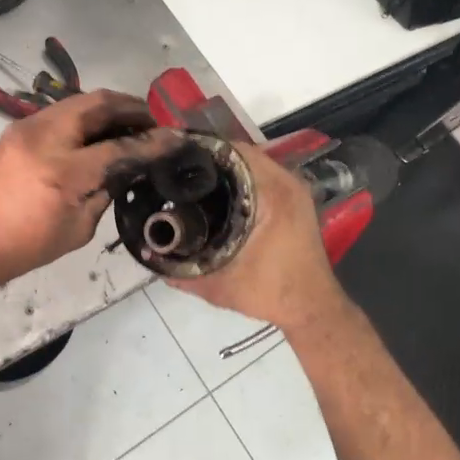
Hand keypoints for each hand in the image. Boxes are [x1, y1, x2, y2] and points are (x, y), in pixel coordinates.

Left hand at [0, 90, 177, 290]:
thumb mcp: (76, 229)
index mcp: (65, 171)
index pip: (122, 147)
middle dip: (132, 108)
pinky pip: (58, 114)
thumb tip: (120, 171)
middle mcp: (46, 137)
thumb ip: (103, 193)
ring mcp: (25, 128)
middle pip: (99, 104)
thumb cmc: (22, 247)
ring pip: (76, 103)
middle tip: (153, 119)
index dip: (154, 142)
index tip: (177, 138)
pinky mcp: (13, 130)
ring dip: (106, 109)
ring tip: (127, 123)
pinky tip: (94, 133)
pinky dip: (82, 117)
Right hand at [169, 142, 351, 330]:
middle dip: (207, 158)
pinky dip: (239, 178)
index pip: (231, 151)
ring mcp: (294, 189)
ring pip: (251, 162)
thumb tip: (146, 255)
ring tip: (190, 179)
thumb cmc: (272, 293)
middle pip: (240, 152)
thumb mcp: (221, 284)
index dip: (199, 151)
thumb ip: (181, 272)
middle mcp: (286, 182)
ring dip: (223, 168)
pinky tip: (215, 194)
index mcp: (272, 193)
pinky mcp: (295, 199)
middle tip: (175, 169)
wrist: (313, 308)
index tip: (172, 158)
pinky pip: (262, 174)